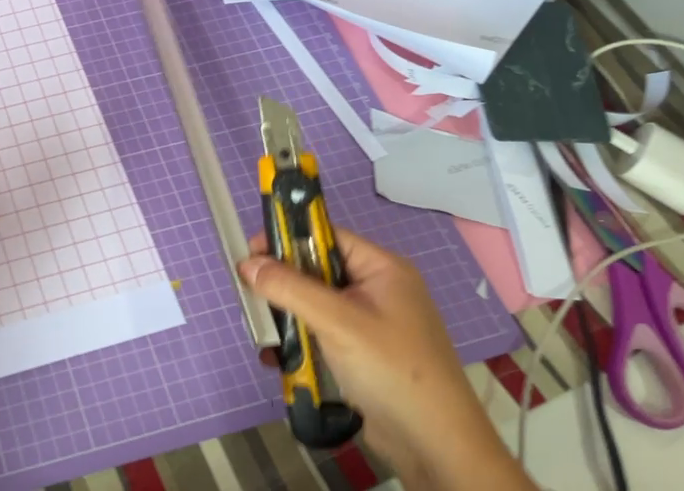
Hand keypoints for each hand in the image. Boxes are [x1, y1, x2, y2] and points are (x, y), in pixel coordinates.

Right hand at [241, 230, 534, 490]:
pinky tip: (280, 360)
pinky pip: (321, 333)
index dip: (286, 239)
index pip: (324, 236)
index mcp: (382, 269)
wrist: (437, 448)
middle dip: (282, 285)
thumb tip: (246, 263)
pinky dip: (299, 342)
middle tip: (252, 298)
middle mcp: (377, 290)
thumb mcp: (337, 322)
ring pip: (313, 305)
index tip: (250, 254)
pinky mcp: (363, 354)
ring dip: (286, 318)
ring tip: (266, 336)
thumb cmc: (393, 370)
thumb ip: (289, 287)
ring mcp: (371, 324)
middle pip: (315, 271)